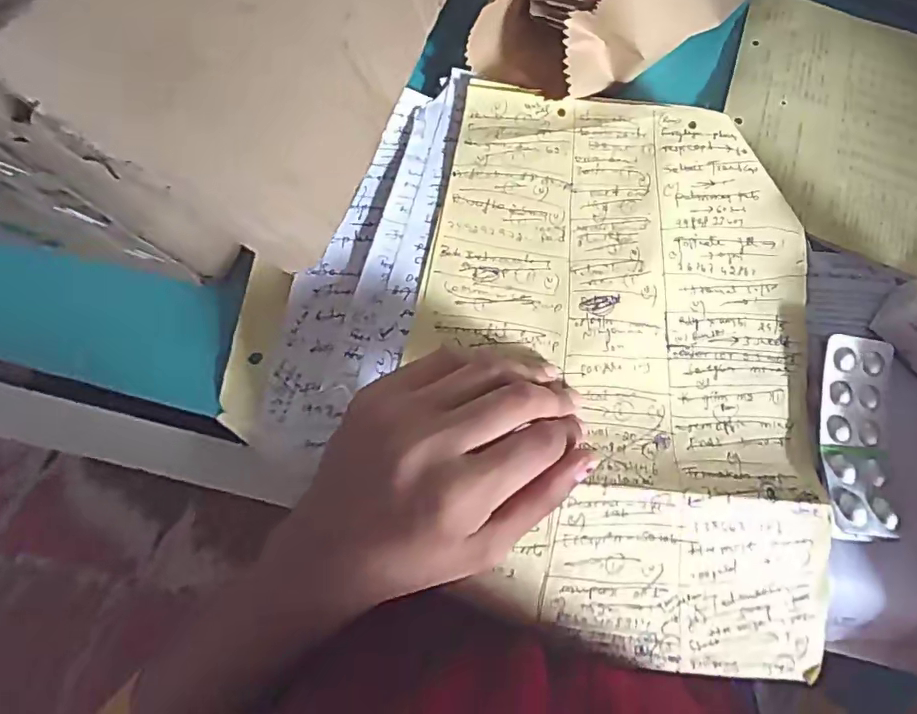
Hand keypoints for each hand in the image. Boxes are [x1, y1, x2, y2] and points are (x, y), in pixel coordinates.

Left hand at [132, 348, 593, 713]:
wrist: (328, 546)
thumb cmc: (414, 558)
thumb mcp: (485, 547)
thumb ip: (542, 499)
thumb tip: (588, 453)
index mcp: (457, 495)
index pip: (539, 444)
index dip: (569, 433)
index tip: (577, 433)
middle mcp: (430, 444)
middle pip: (518, 398)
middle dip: (557, 397)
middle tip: (572, 402)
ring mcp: (401, 409)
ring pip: (488, 367)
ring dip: (528, 369)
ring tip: (549, 378)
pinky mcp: (381, 390)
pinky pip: (449, 358)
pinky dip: (484, 361)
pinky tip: (501, 374)